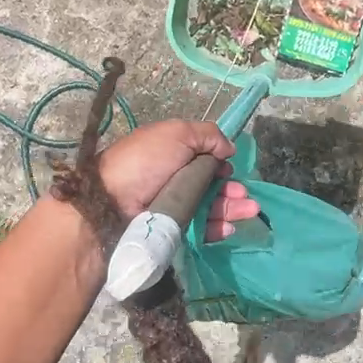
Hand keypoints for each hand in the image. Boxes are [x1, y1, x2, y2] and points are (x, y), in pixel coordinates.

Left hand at [96, 120, 260, 239]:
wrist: (113, 201)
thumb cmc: (145, 161)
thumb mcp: (177, 133)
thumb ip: (208, 135)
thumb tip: (229, 149)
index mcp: (176, 155)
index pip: (207, 161)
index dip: (222, 164)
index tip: (229, 168)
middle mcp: (177, 181)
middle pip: (213, 186)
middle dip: (233, 189)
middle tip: (244, 195)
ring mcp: (176, 207)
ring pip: (212, 208)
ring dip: (233, 208)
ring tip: (249, 210)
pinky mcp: (175, 230)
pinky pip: (203, 230)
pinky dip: (218, 228)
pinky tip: (229, 227)